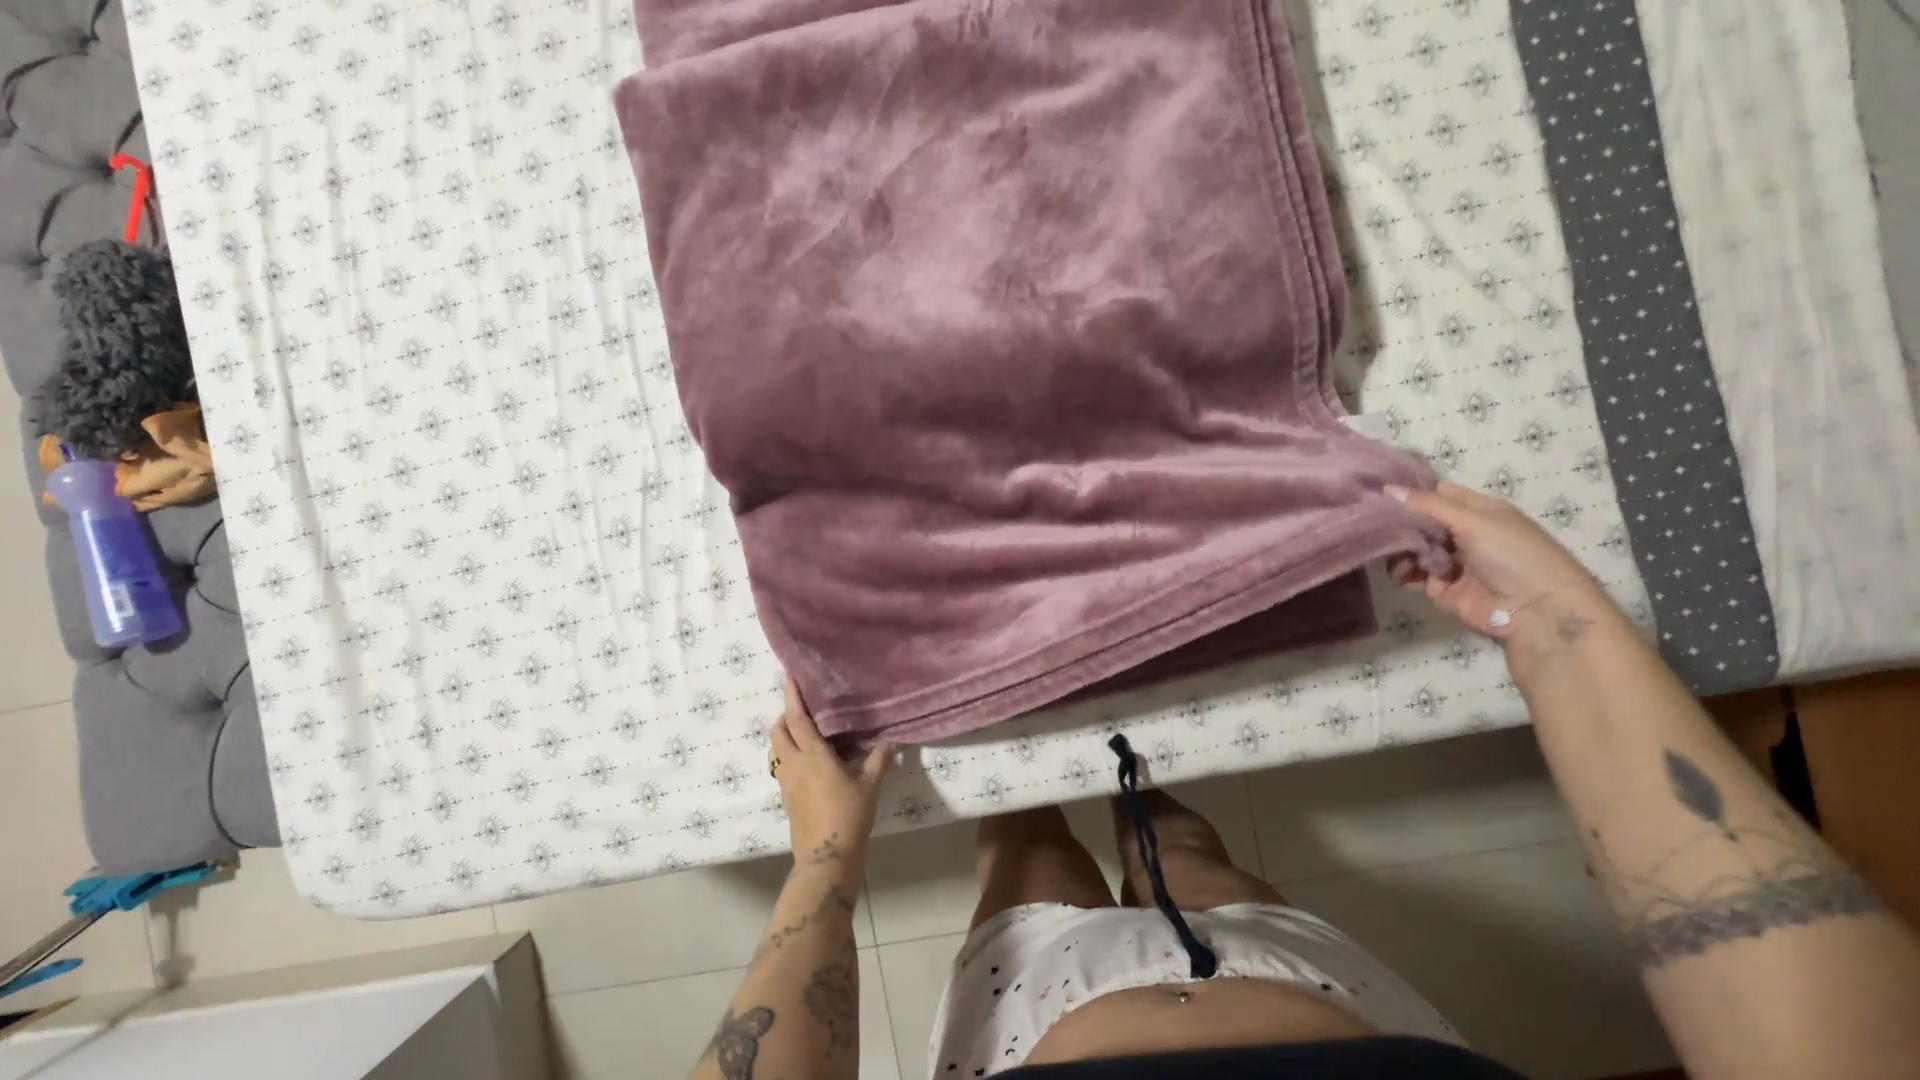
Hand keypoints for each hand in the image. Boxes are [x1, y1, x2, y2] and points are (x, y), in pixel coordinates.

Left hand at [768, 678, 891, 861]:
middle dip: (785, 715)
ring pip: (775, 749)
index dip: (792, 695)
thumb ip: (879, 761)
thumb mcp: (870, 786)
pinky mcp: (786, 797)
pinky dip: (787, 754)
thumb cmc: (849, 816)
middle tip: (803, 707)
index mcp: (813, 755)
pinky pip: (781, 766)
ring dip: (783, 735)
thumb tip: (891, 741)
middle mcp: (793, 764)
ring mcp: (786, 782)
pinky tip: (807, 760)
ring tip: (803, 731)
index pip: (797, 718)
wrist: (826, 858)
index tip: (788, 675)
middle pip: (778, 731)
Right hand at [1384, 481, 1600, 640]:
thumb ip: (1429, 505)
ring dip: (1398, 548)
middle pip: (1419, 521)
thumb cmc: (1512, 553)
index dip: (1410, 489)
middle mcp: (1461, 533)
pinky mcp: (1440, 586)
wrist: (1535, 609)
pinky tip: (1402, 573)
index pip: (1437, 493)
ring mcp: (1450, 560)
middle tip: (1371, 520)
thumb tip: (1387, 489)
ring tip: (1391, 551)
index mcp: (1476, 510)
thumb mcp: (1473, 520)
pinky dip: (1403, 572)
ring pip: (1411, 547)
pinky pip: (1412, 574)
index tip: (1376, 487)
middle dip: (1397, 520)